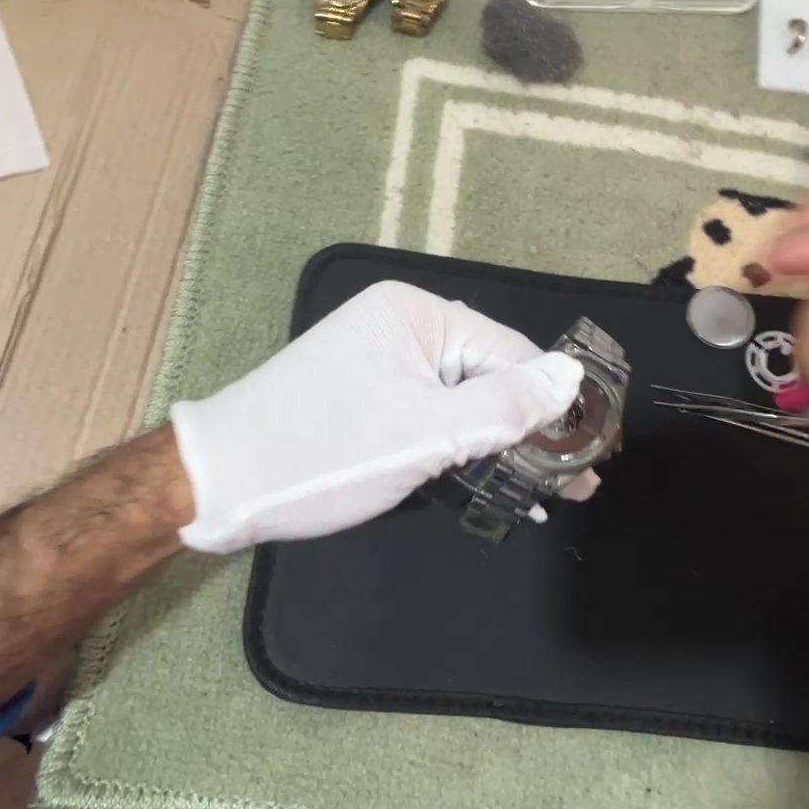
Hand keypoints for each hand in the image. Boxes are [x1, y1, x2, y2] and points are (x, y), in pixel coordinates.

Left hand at [170, 281, 585, 553]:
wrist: (218, 483)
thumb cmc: (321, 453)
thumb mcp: (424, 433)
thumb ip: (505, 407)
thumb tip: (574, 378)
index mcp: (415, 314)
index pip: (510, 354)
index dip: (554, 407)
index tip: (591, 459)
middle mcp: (400, 327)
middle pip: (487, 376)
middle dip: (528, 432)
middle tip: (573, 487)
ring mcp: (380, 362)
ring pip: (460, 402)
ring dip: (497, 446)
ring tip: (542, 494)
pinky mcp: (366, 397)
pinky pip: (428, 416)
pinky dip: (457, 449)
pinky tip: (487, 483)